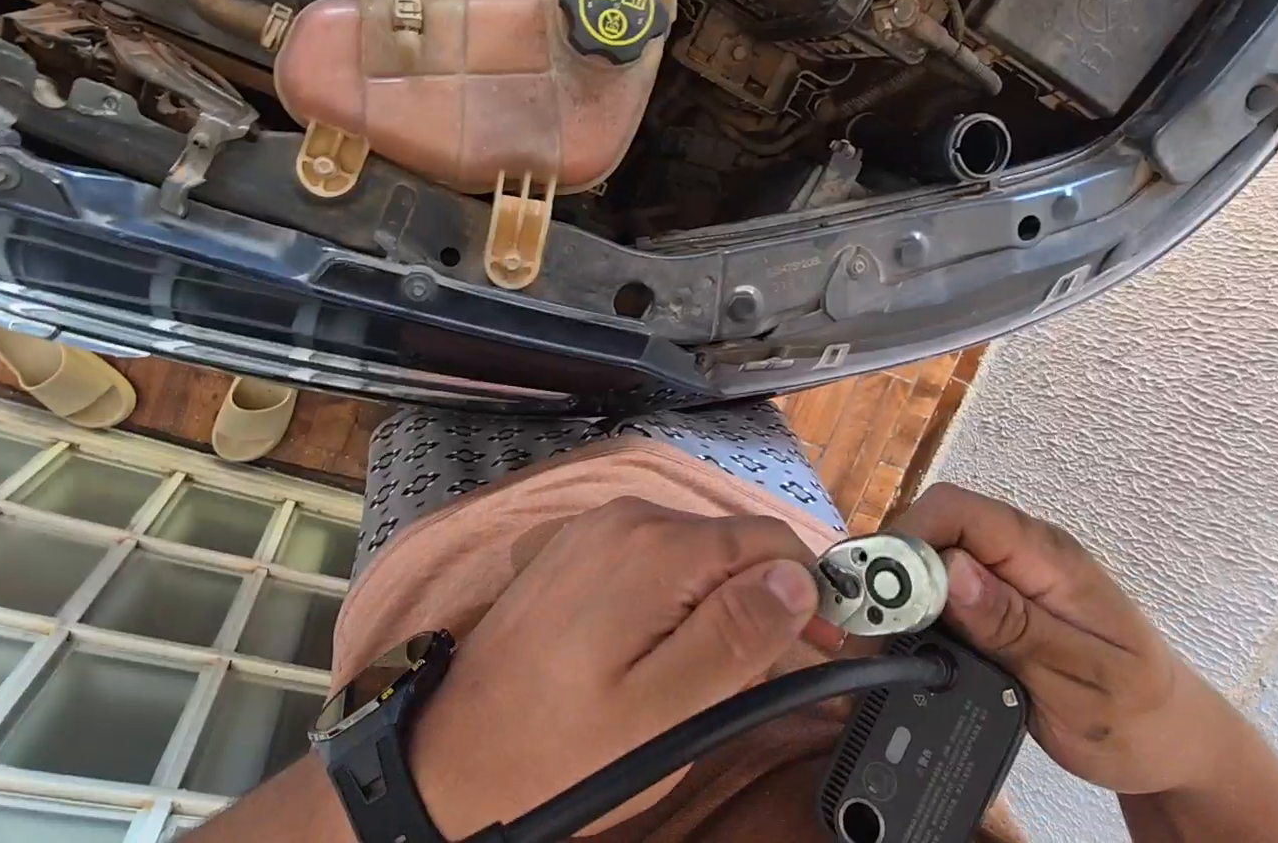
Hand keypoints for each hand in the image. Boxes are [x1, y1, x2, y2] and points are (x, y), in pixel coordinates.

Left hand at [406, 497, 821, 837]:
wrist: (450, 759)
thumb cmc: (561, 749)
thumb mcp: (665, 711)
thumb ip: (737, 636)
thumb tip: (799, 578)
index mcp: (656, 546)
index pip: (769, 540)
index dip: (810, 592)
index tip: (826, 648)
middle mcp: (627, 518)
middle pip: (733, 544)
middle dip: (765, 601)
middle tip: (768, 678)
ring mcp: (597, 530)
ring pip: (697, 553)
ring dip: (723, 604)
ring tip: (716, 675)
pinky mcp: (578, 550)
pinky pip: (655, 559)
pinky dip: (682, 597)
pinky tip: (670, 650)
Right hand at [893, 484, 1242, 794]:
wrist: (1170, 744)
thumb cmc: (1140, 719)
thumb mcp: (1082, 682)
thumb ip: (1017, 625)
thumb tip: (951, 569)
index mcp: (1045, 557)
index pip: (958, 511)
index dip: (909, 539)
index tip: (882, 594)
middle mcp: (1019, 553)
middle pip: (932, 526)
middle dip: (891, 566)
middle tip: (870, 625)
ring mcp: (1006, 575)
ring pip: (928, 555)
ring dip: (896, 591)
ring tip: (878, 638)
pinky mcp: (993, 601)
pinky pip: (939, 586)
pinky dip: (912, 610)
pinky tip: (904, 641)